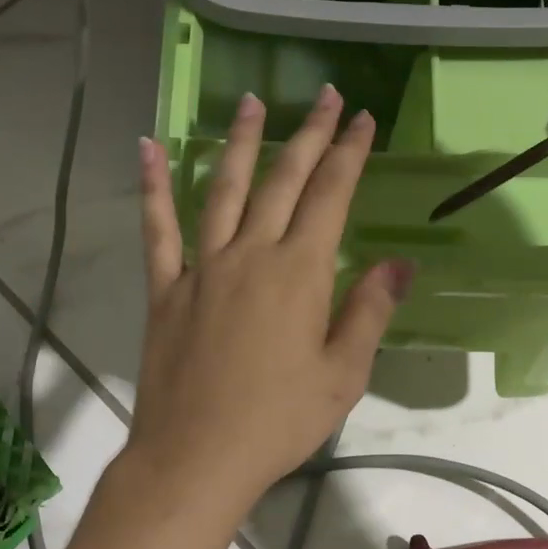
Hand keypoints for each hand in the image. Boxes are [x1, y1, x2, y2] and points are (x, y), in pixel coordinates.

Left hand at [128, 85, 412, 510]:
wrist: (196, 454)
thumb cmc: (278, 421)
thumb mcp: (342, 374)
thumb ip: (369, 311)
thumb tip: (400, 261)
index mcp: (300, 273)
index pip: (330, 196)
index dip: (347, 153)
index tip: (360, 117)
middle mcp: (250, 254)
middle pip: (283, 181)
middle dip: (307, 134)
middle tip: (322, 94)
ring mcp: (202, 266)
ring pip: (223, 189)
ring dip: (240, 143)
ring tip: (250, 102)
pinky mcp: (165, 286)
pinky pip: (157, 227)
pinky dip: (152, 185)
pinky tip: (147, 147)